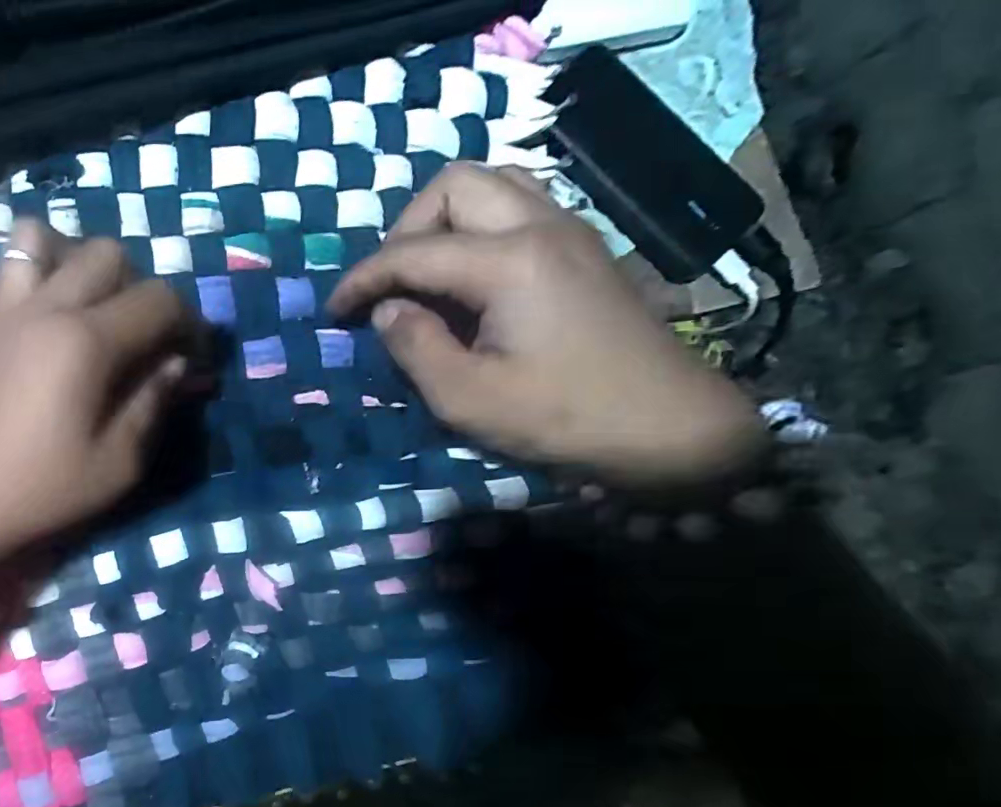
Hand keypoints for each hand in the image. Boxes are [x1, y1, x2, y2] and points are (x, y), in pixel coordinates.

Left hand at [0, 220, 191, 632]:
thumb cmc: (43, 489)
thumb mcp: (118, 462)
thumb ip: (153, 403)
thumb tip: (175, 364)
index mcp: (88, 341)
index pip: (158, 299)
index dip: (186, 322)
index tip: (188, 357)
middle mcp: (45, 309)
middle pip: (104, 254)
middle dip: (136, 284)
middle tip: (139, 334)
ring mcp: (1, 313)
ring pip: (33, 240)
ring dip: (66, 259)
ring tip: (78, 305)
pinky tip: (13, 312)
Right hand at [328, 163, 765, 490]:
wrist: (666, 426)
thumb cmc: (560, 417)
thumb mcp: (467, 398)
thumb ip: (415, 346)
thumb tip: (388, 310)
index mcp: (508, 263)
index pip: (413, 251)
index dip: (363, 279)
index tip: (334, 311)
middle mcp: (540, 226)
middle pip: (454, 186)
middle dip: (405, 230)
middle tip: (389, 286)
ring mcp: (569, 230)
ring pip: (492, 184)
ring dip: (445, 220)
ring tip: (425, 274)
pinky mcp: (583, 248)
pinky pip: (519, 206)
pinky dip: (478, 227)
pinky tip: (470, 278)